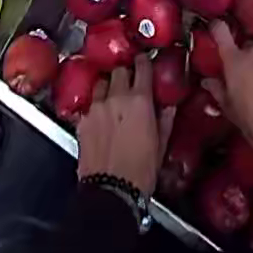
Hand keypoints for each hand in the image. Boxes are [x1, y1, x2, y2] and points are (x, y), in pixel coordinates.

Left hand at [75, 56, 173, 196]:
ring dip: (108, 86)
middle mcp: (116, 97)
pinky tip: (100, 117)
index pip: (142, 67)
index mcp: (140, 100)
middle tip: (129, 82)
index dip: (144, 62)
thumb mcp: (161, 145)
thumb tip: (169, 105)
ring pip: (101, 83)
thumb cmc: (141, 171)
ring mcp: (96, 107)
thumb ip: (165, 119)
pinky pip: (90, 103)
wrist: (111, 192)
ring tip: (112, 97)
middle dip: (125, 73)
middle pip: (119, 70)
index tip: (144, 61)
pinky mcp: (83, 119)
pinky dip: (96, 105)